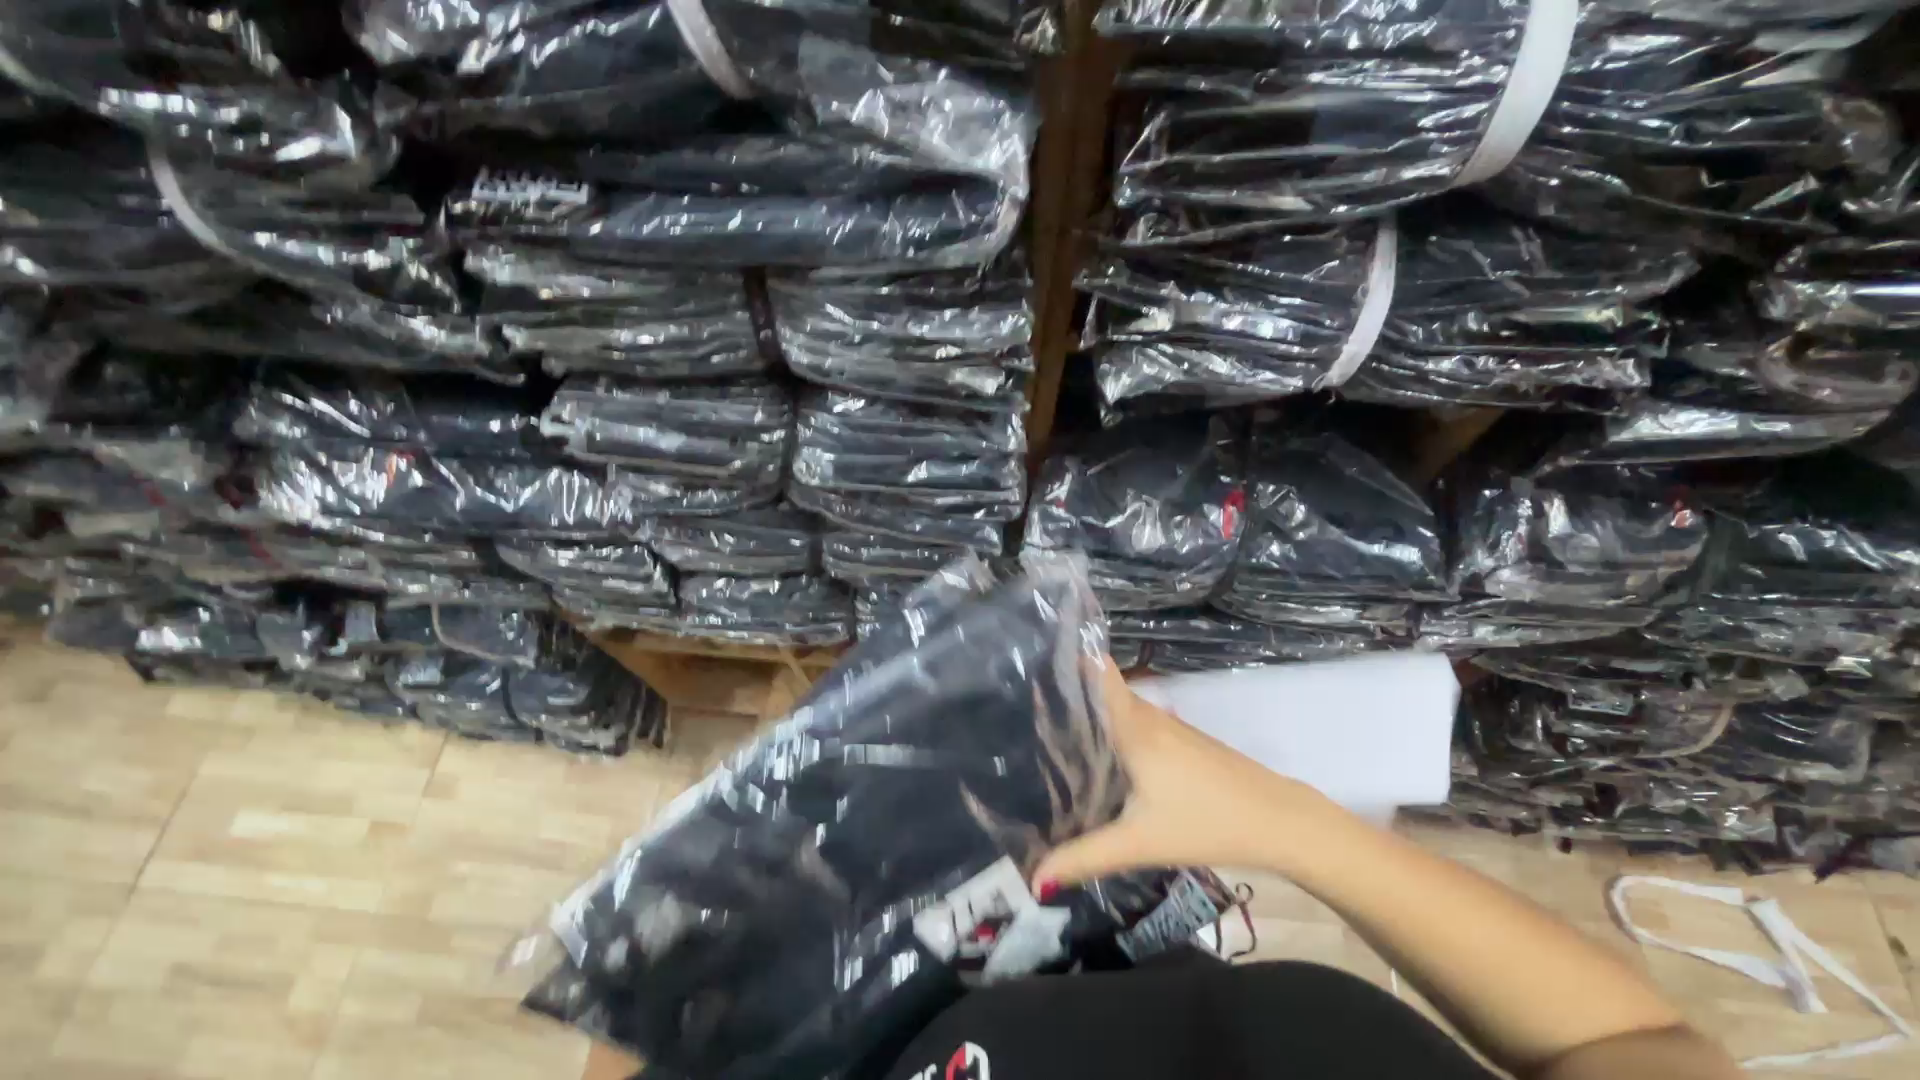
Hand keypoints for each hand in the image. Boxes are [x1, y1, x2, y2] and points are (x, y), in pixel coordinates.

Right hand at [1032, 660, 1334, 888]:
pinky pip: (1133, 727)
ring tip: (1041, 733)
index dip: (1063, 659)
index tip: (1024, 662)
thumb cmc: (1207, 821)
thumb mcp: (1140, 843)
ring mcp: (1168, 728)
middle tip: (1016, 708)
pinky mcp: (1182, 744)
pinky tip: (1093, 761)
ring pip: (1117, 711)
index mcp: (1133, 725)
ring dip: (1086, 717)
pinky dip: (1110, 734)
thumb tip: (1034, 881)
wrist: (1279, 821)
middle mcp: (1148, 716)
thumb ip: (1084, 859)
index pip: (1096, 670)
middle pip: (1098, 691)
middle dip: (1062, 695)